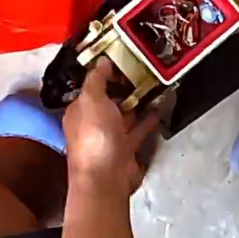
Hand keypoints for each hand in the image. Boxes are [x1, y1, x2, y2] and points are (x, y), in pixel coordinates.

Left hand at [63, 60, 157, 190]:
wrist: (106, 176)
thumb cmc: (95, 135)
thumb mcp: (92, 99)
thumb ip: (97, 79)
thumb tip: (102, 60)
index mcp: (79, 110)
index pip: (90, 87)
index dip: (104, 74)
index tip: (122, 60)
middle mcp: (92, 123)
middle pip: (108, 101)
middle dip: (123, 88)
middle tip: (143, 69)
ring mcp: (109, 137)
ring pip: (125, 115)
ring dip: (137, 102)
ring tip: (154, 85)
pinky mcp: (126, 149)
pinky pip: (138, 129)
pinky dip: (148, 119)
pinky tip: (159, 107)